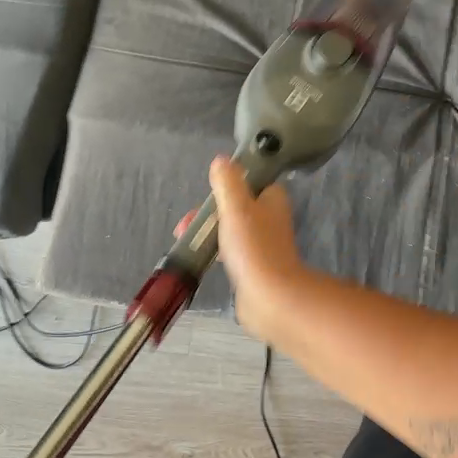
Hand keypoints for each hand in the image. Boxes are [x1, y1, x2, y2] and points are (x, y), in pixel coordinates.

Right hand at [204, 156, 308, 339]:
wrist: (269, 297)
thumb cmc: (253, 247)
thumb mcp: (236, 207)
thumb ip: (227, 182)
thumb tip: (221, 160)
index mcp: (272, 197)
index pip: (249, 180)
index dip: (225, 185)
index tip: (204, 195)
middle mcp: (271, 216)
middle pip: (236, 204)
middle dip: (209, 211)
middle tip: (186, 224)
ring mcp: (264, 241)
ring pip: (231, 227)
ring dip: (209, 230)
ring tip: (185, 240)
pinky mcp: (255, 263)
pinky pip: (232, 249)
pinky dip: (216, 250)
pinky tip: (202, 258)